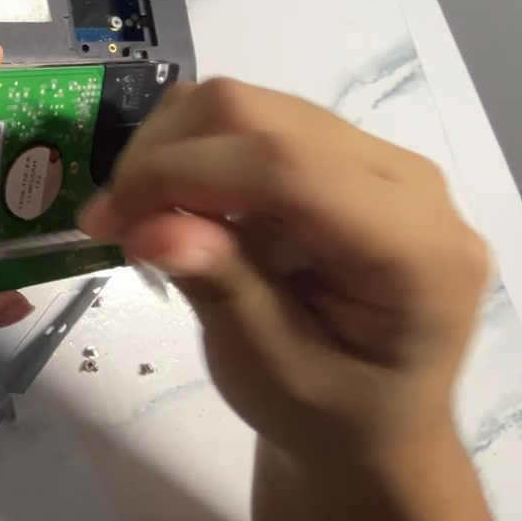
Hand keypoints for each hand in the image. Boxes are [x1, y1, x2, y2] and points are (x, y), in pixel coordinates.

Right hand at [78, 79, 489, 466]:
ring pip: (235, 103)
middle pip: (252, 114)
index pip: (285, 166)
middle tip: (116, 220)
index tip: (106, 222)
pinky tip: (174, 197)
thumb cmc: (327, 409)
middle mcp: (404, 182)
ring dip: (164, 149)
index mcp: (415, 249)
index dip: (179, 176)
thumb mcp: (271, 371)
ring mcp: (367, 156)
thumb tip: (150, 228)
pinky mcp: (327, 149)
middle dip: (160, 156)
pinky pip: (236, 115)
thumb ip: (223, 291)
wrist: (369, 418)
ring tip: (141, 212)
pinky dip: (180, 146)